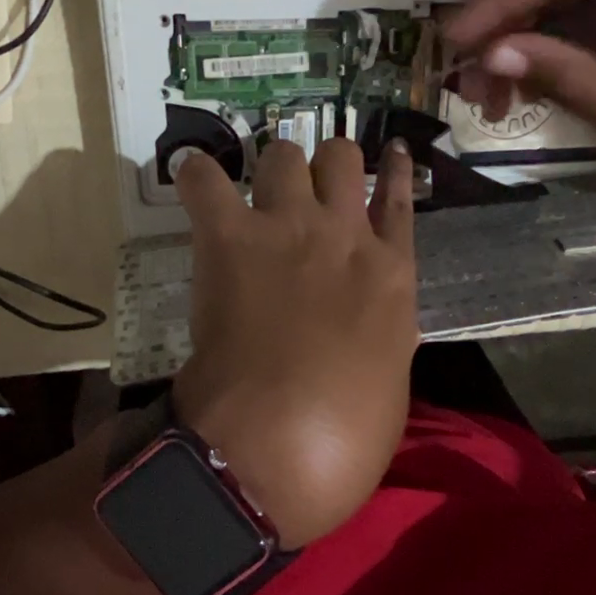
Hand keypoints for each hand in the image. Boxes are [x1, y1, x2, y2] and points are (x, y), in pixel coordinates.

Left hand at [170, 138, 418, 546]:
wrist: (283, 443)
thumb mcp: (391, 380)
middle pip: (341, 157)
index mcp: (393, 276)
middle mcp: (346, 236)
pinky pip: (206, 178)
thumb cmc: (347, 436)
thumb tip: (368, 332)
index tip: (384, 151)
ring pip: (284, 154)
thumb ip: (383, 336)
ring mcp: (291, 229)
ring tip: (253, 191)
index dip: (390, 171)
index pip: (398, 201)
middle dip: (322, 165)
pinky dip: (198, 176)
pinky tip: (197, 181)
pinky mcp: (232, 238)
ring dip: (269, 168)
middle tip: (301, 189)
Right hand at [444, 0, 595, 201]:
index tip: (459, 35)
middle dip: (504, 25)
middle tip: (462, 74)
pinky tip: (516, 92)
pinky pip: (578, 28)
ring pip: (561, 6)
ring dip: (517, 46)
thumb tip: (496, 53)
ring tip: (485, 98)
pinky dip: (543, 58)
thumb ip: (572, 78)